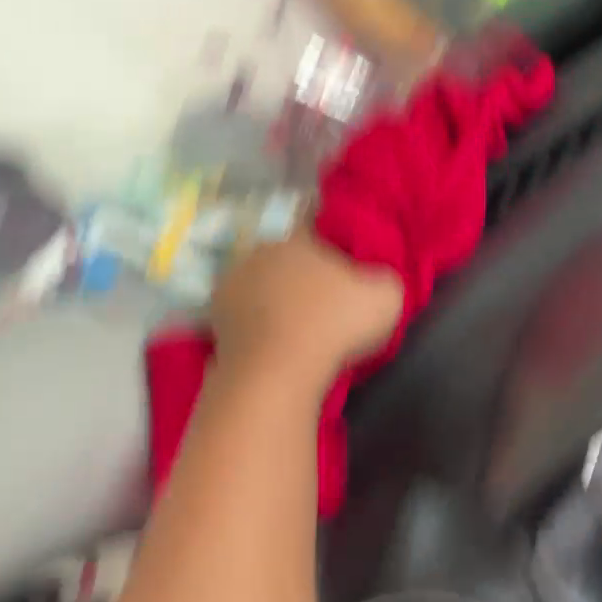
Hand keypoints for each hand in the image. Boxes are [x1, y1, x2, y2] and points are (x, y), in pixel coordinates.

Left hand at [209, 233, 403, 390]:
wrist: (280, 367)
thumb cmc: (337, 323)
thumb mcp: (387, 296)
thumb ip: (384, 278)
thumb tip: (376, 275)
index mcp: (297, 241)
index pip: (316, 234)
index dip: (334, 253)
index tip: (348, 275)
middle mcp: (257, 254)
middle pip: (287, 260)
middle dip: (305, 277)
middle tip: (330, 303)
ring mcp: (229, 285)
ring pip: (265, 287)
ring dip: (281, 301)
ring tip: (305, 328)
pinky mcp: (215, 318)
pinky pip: (249, 316)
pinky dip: (263, 325)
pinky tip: (283, 343)